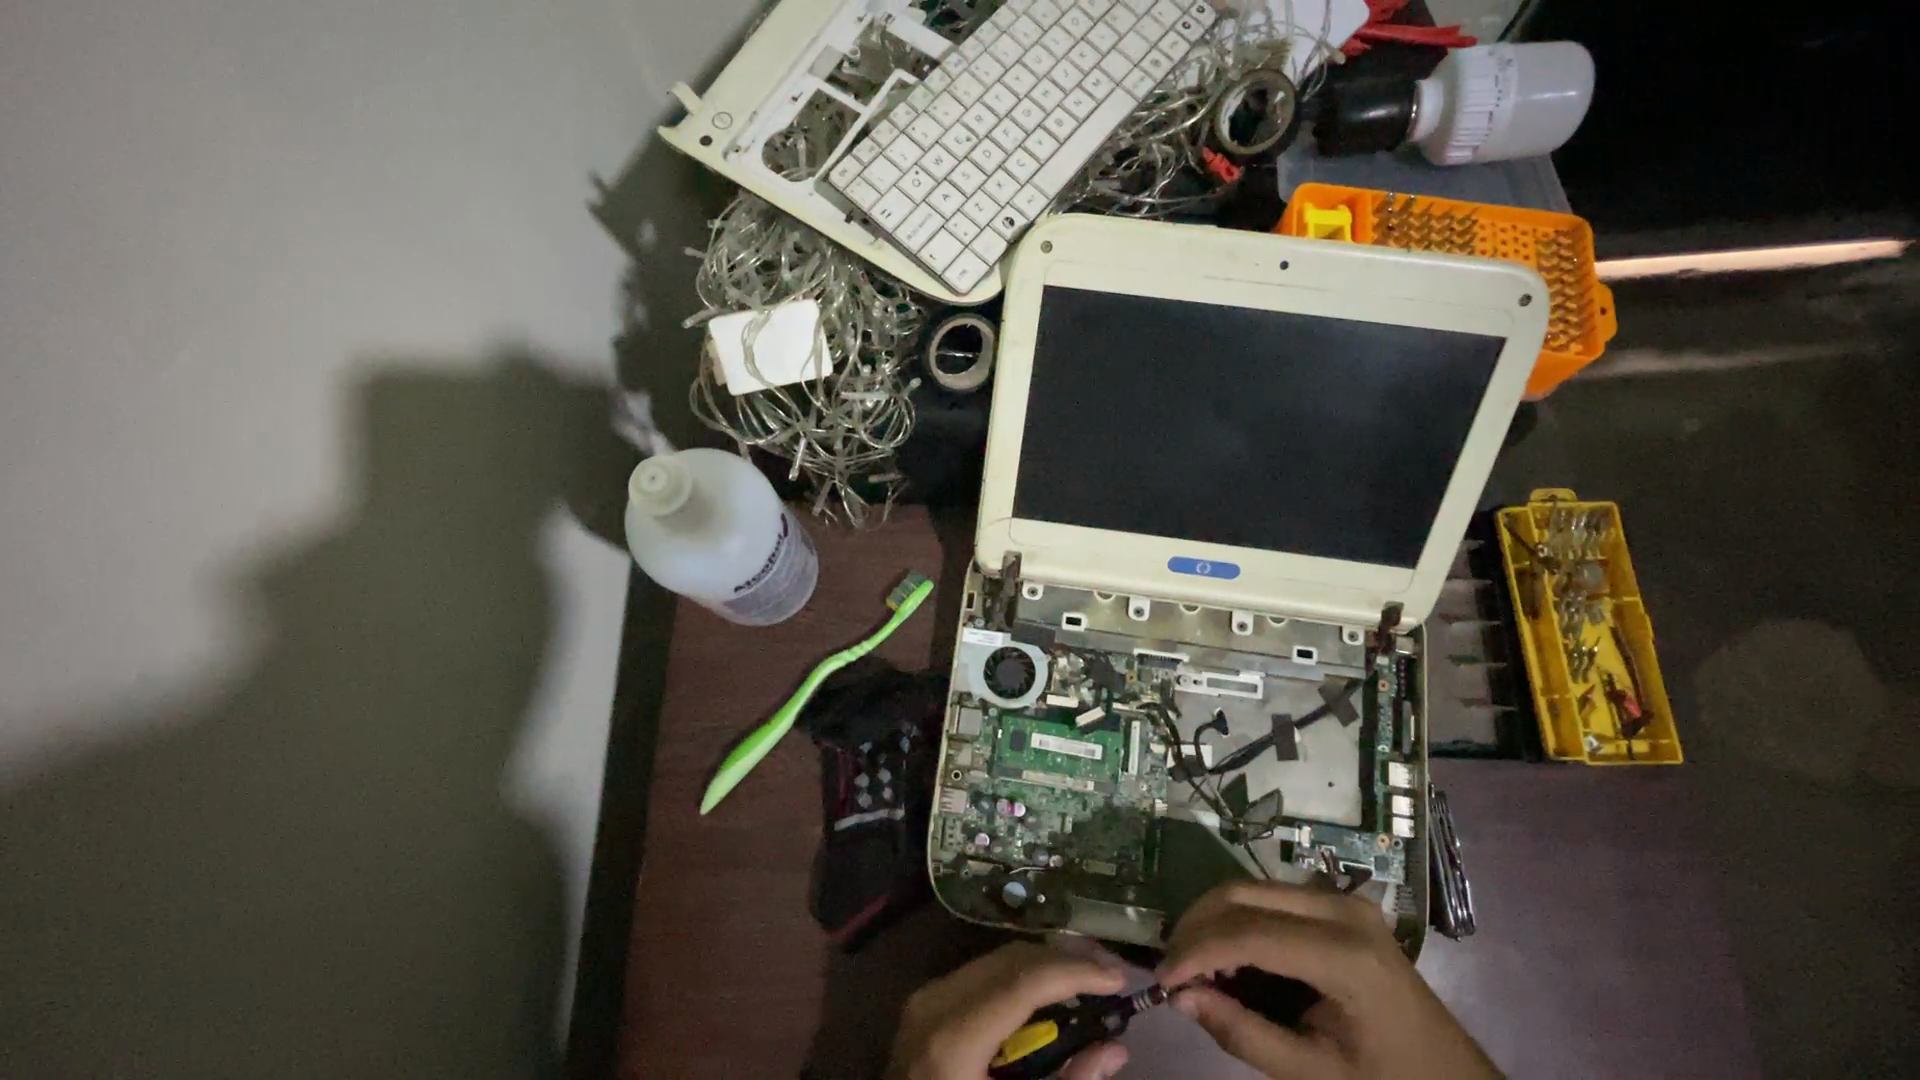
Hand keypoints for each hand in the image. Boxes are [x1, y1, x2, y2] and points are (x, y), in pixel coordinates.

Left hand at [888, 941, 1130, 1079]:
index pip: (1023, 983)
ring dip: (1047, 962)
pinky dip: (1021, 974)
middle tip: (1113, 972)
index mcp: (954, 1039)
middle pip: (1012, 961)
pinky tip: (1051, 987)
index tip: (1118, 978)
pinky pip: (983, 972)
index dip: (1075, 973)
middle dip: (1067, 960)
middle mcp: (935, 1003)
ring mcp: (927, 996)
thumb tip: (1115, 1048)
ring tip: (1091, 975)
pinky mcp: (927, 998)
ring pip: (998, 959)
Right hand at [1158, 881, 1500, 1078]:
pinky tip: (1224, 956)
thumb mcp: (1317, 1075)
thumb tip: (1181, 997)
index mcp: (1345, 956)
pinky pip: (1270, 898)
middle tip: (1168, 968)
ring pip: (1251, 889)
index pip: (1247, 934)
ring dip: (1211, 919)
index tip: (1160, 981)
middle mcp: (1342, 910)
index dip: (1195, 952)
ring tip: (1191, 965)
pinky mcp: (1341, 905)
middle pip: (1242, 895)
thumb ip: (1245, 1034)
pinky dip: (1236, 920)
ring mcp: (1343, 901)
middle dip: (1195, 926)